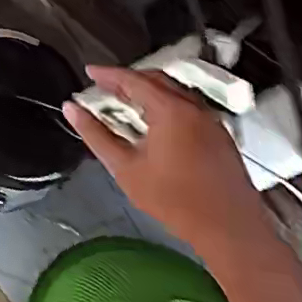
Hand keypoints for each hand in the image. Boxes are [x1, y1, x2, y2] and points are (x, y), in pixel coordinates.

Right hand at [64, 66, 276, 272]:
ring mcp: (211, 121)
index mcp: (170, 110)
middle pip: (156, 79)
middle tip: (104, 85)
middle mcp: (194, 108)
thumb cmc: (175, 201)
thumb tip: (72, 110)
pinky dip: (166, 103)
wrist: (229, 230)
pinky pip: (189, 106)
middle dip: (128, 79)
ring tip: (126, 100)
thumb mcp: (125, 168)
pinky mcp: (220, 136)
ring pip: (175, 91)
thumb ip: (95, 134)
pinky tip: (155, 121)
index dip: (108, 74)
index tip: (90, 71)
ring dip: (148, 90)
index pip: (133, 79)